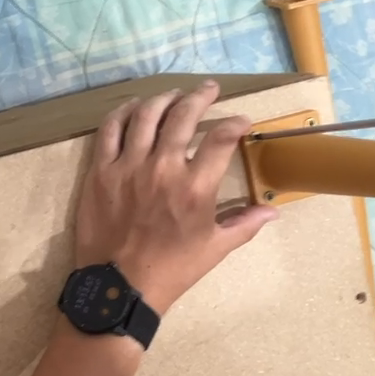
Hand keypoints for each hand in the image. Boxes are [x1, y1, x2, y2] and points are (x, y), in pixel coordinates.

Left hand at [73, 81, 279, 311]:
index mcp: (195, 187)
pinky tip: (134, 107)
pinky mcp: (101, 171)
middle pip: (183, 116)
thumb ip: (244, 224)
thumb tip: (273, 212)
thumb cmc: (171, 269)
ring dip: (164, 99)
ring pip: (146, 116)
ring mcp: (128, 166)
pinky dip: (123, 113)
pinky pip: (110, 130)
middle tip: (209, 89)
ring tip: (174, 94)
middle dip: (200, 97)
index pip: (221, 139)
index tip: (241, 120)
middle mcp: (163, 168)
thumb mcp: (214, 249)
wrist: (119, 286)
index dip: (235, 123)